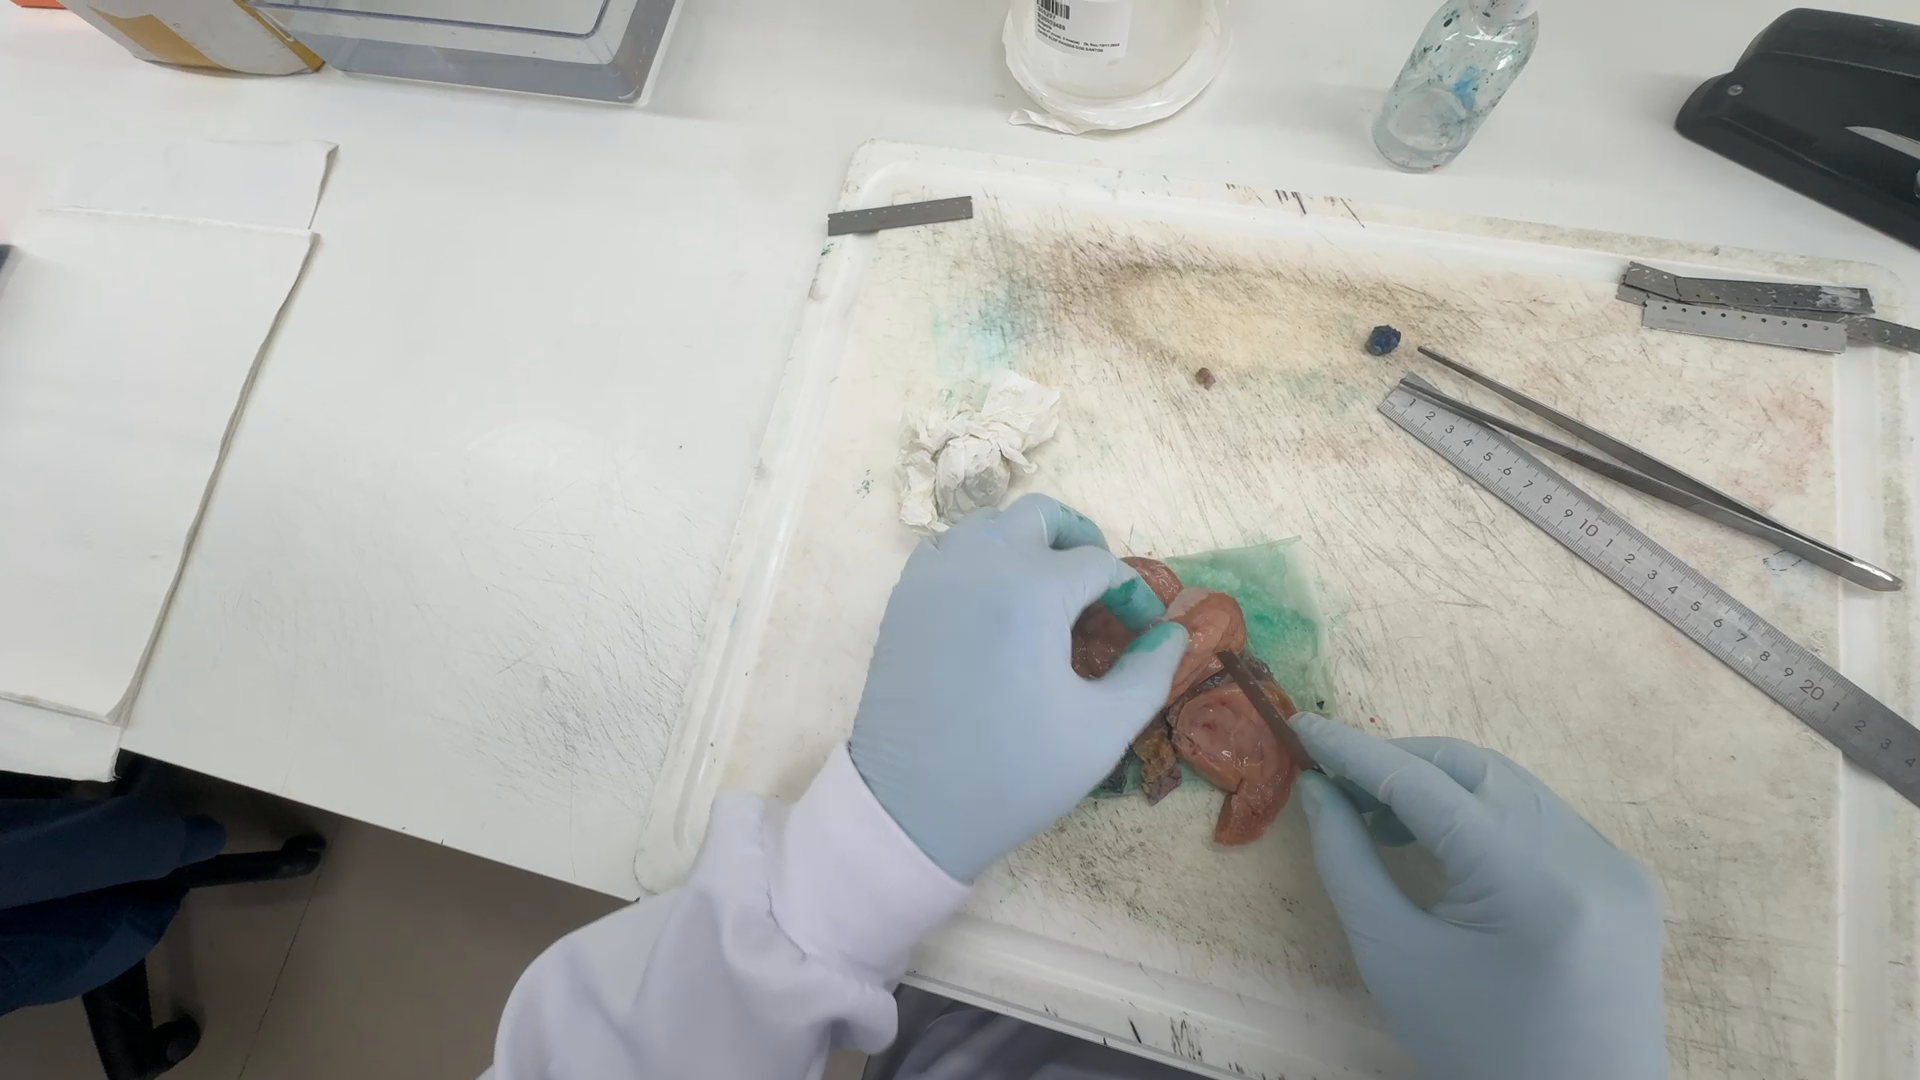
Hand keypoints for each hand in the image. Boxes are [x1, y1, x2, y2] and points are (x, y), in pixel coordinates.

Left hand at [849, 494, 1187, 881]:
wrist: (911, 806)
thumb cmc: (1013, 773)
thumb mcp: (1102, 730)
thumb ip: (1149, 673)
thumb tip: (1174, 634)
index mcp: (1032, 590)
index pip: (1099, 564)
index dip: (1132, 593)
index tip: (1143, 629)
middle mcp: (979, 562)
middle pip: (1039, 516)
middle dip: (1080, 540)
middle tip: (1098, 585)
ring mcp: (934, 574)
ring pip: (988, 523)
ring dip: (1026, 543)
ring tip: (1047, 591)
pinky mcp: (904, 596)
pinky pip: (948, 548)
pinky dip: (978, 557)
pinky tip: (993, 603)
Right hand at [1290, 714, 1667, 1079]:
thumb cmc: (1470, 1044)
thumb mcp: (1388, 950)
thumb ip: (1344, 856)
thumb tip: (1315, 785)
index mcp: (1528, 882)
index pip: (1421, 783)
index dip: (1353, 750)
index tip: (1301, 726)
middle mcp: (1586, 857)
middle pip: (1468, 767)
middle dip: (1394, 761)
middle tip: (1338, 783)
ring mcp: (1614, 864)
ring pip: (1501, 780)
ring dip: (1433, 780)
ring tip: (1382, 814)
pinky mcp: (1622, 877)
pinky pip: (1532, 810)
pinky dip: (1473, 805)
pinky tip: (1440, 837)